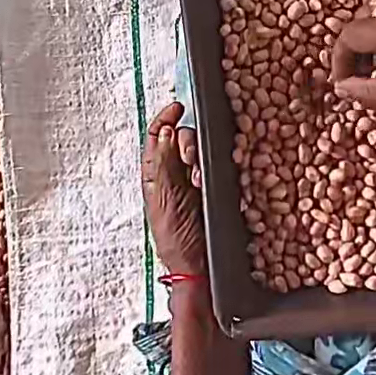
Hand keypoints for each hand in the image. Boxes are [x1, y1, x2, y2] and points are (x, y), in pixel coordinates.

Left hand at [141, 101, 206, 276]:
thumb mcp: (163, 199)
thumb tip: (164, 131)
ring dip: (200, 158)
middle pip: (182, 138)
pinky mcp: (217, 186)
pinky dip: (217, 167)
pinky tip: (212, 182)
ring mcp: (197, 180)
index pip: (156, 135)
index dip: (165, 118)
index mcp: (155, 174)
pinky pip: (220, 165)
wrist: (200, 266)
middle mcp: (175, 172)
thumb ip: (162, 164)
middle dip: (187, 143)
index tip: (177, 108)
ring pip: (202, 150)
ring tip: (200, 179)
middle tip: (191, 159)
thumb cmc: (176, 239)